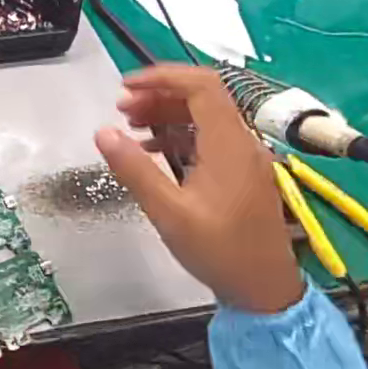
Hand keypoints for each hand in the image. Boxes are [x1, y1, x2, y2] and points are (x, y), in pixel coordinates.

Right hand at [94, 64, 303, 313]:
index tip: (124, 87)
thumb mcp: (168, 212)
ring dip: (166, 112)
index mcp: (229, 145)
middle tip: (120, 108)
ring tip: (129, 124)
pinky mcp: (240, 172)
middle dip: (159, 93)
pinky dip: (176, 133)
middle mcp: (242, 143)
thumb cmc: (219, 251)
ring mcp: (244, 158)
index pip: (202, 86)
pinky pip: (207, 137)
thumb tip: (102, 132)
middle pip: (203, 96)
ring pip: (204, 116)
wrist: (265, 291)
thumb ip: (135, 170)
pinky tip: (151, 149)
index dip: (162, 77)